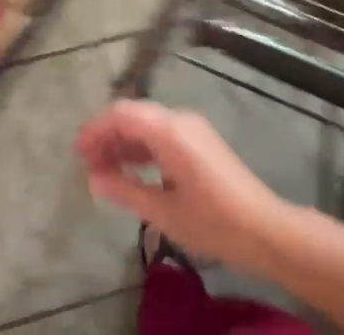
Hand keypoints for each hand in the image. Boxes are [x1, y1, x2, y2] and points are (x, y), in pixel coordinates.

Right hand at [75, 100, 287, 270]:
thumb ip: (126, 191)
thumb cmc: (213, 222)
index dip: (96, 130)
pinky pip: (162, 134)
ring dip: (124, 142)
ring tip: (105, 171)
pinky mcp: (201, 143)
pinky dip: (143, 147)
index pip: (122, 114)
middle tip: (88, 164)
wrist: (265, 230)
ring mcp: (193, 130)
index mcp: (170, 131)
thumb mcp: (163, 211)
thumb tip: (94, 178)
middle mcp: (180, 121)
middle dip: (107, 135)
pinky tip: (133, 171)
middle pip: (134, 115)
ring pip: (148, 124)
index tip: (77, 153)